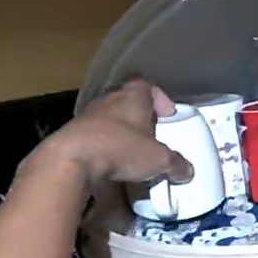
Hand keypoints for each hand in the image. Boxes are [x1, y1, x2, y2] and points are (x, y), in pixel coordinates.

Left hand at [25, 79, 192, 185]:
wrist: (71, 160)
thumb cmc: (121, 149)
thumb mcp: (159, 160)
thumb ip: (176, 164)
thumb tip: (187, 171)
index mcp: (133, 97)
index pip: (148, 86)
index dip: (160, 99)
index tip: (168, 116)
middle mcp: (109, 99)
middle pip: (129, 101)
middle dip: (142, 118)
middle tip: (153, 136)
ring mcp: (88, 115)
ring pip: (111, 118)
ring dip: (122, 132)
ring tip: (133, 152)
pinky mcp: (72, 133)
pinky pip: (95, 135)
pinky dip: (105, 145)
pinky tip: (112, 162)